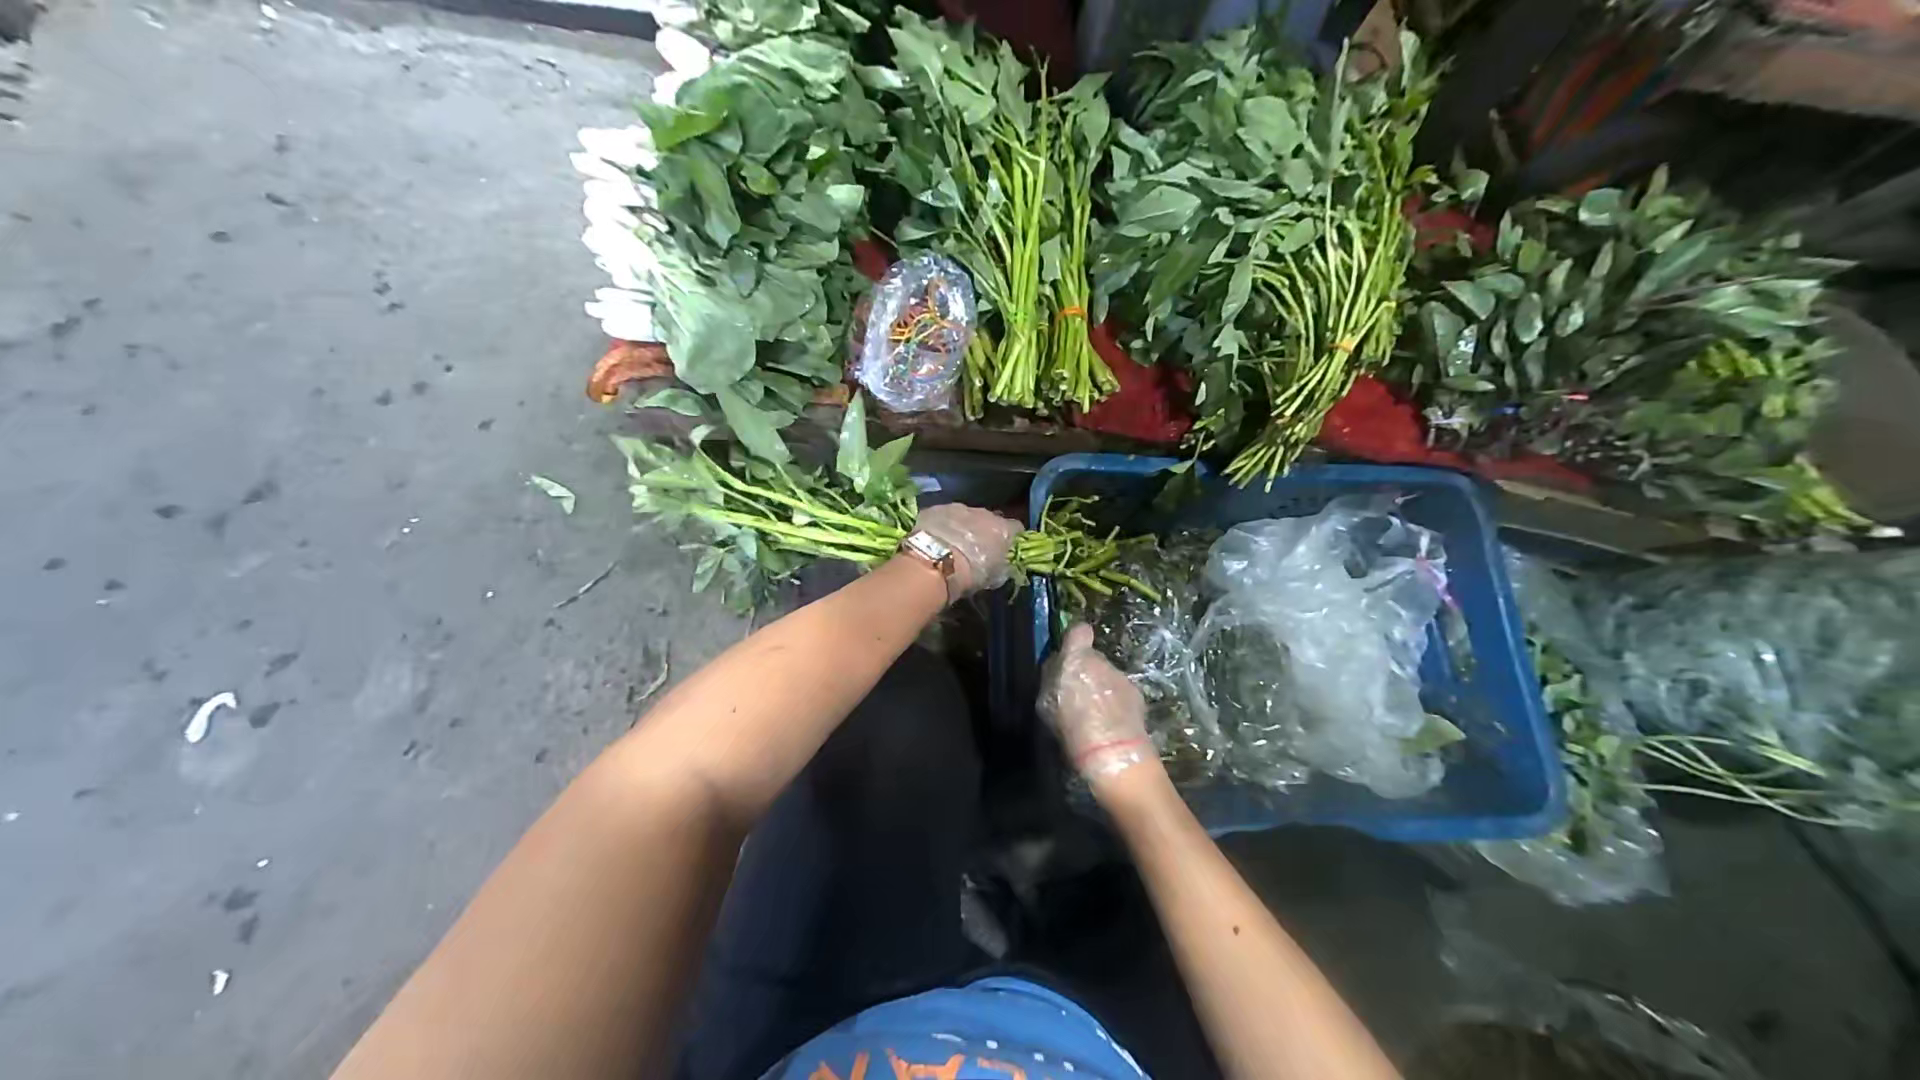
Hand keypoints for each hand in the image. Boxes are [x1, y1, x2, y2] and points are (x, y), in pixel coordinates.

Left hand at [915, 503, 1023, 599]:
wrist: (934, 563)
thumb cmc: (971, 574)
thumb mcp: (995, 577)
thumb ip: (1003, 566)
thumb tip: (1003, 565)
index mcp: (1003, 529)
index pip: (1016, 528)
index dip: (1011, 537)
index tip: (1006, 547)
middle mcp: (984, 513)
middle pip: (989, 519)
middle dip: (984, 530)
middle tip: (976, 548)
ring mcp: (958, 508)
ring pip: (965, 515)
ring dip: (962, 526)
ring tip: (953, 543)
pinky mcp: (936, 509)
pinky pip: (943, 515)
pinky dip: (942, 525)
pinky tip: (935, 538)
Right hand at [1037, 623, 1159, 788]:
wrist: (1114, 754)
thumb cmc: (1073, 730)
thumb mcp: (1047, 705)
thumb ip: (1051, 679)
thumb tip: (1057, 667)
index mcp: (1075, 661)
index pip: (1078, 632)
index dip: (1075, 639)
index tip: (1071, 651)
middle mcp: (1101, 662)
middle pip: (1092, 658)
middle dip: (1085, 672)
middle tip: (1078, 696)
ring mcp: (1121, 677)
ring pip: (1107, 676)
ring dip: (1101, 688)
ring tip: (1095, 715)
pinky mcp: (1137, 694)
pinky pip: (1120, 691)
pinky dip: (1116, 702)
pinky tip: (1112, 723)